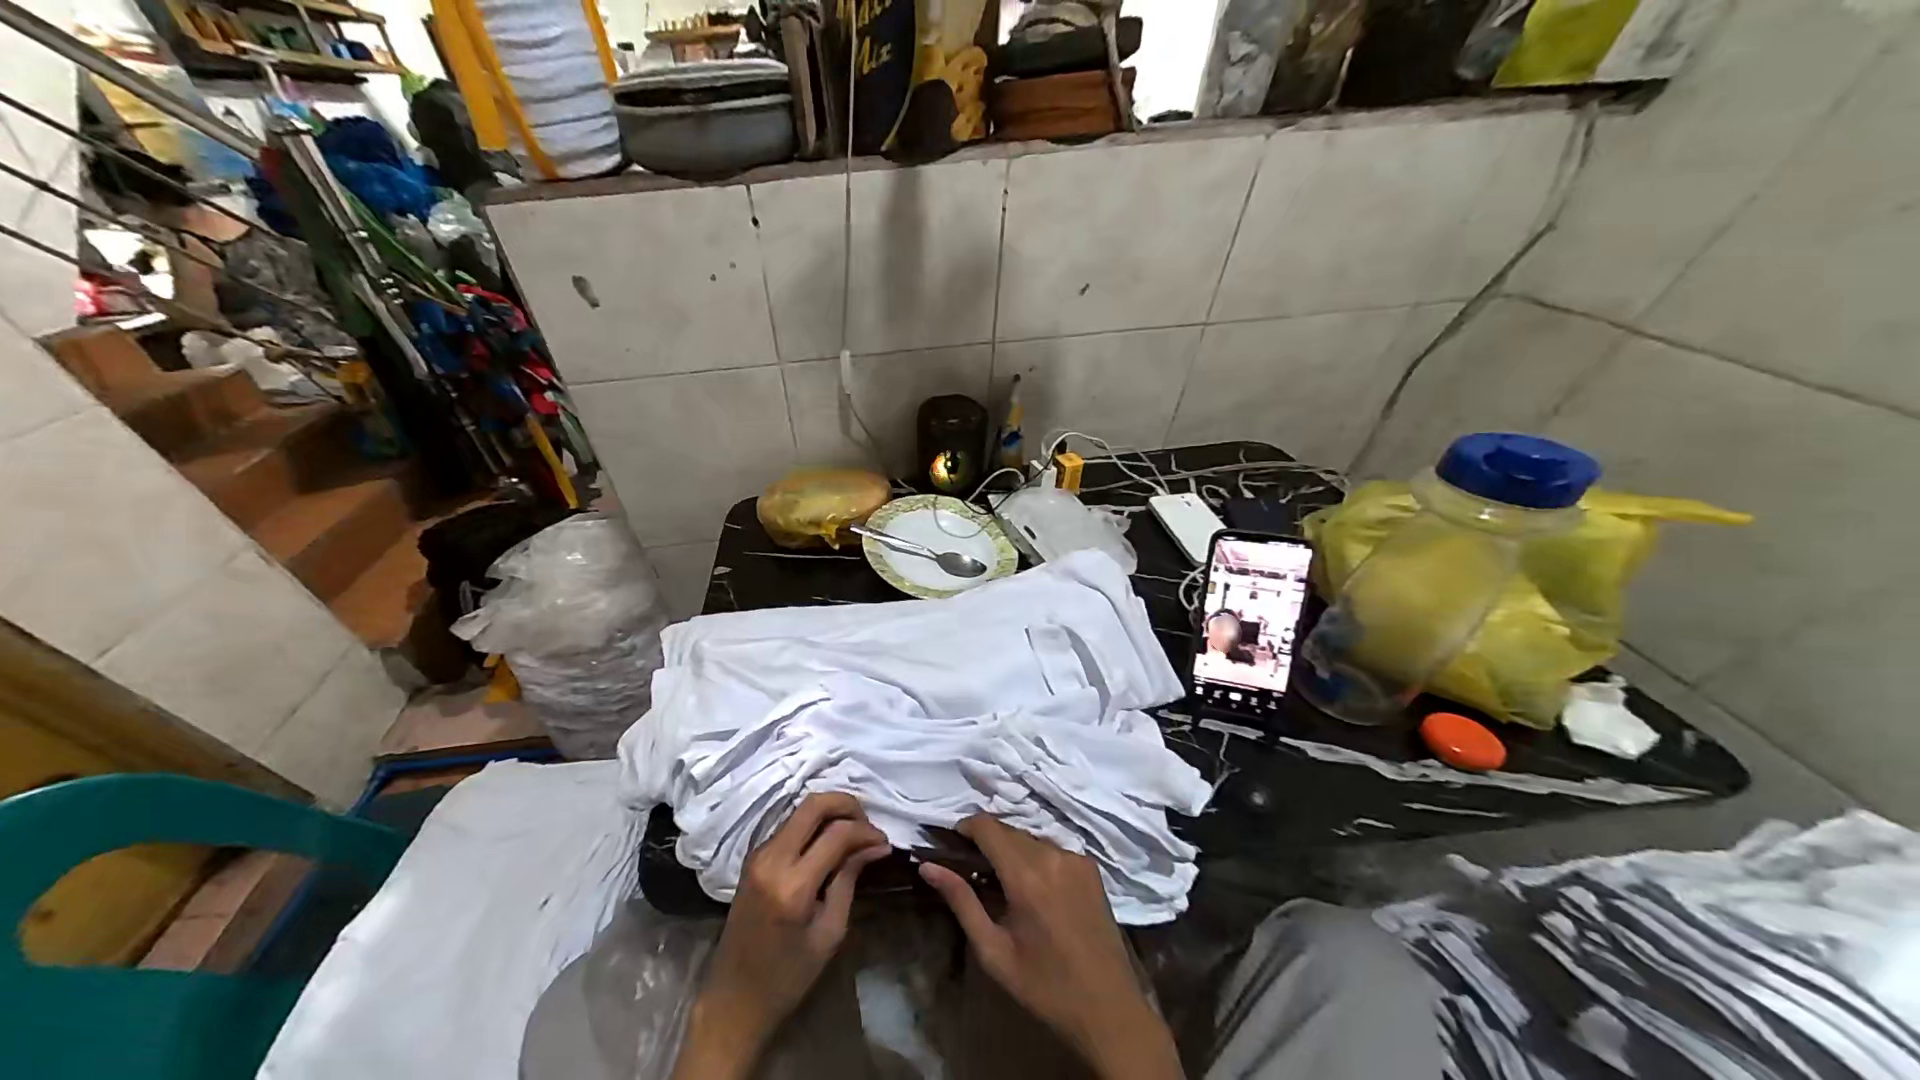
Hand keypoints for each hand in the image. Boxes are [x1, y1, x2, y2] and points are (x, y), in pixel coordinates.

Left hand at [672, 793, 889, 1079]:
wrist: (734, 999)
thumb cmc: (788, 976)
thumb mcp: (830, 932)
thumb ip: (849, 879)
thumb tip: (876, 845)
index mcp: (792, 885)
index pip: (837, 834)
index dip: (866, 831)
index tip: (884, 842)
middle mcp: (771, 860)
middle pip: (813, 804)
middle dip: (847, 804)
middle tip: (868, 825)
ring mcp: (757, 855)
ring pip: (800, 810)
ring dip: (830, 813)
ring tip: (854, 834)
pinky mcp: (753, 857)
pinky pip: (789, 825)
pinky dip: (814, 824)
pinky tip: (830, 842)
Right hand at [919, 817, 1183, 1079]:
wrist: (1107, 1007)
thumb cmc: (1044, 985)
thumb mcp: (993, 950)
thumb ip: (961, 901)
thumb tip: (929, 866)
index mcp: (1026, 875)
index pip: (988, 827)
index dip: (965, 827)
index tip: (950, 842)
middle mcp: (1053, 855)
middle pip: (1009, 830)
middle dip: (987, 841)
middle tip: (971, 868)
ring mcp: (1076, 858)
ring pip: (1031, 837)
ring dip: (1012, 848)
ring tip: (1001, 880)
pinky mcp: (1091, 867)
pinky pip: (1053, 849)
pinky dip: (1036, 857)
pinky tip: (1033, 886)